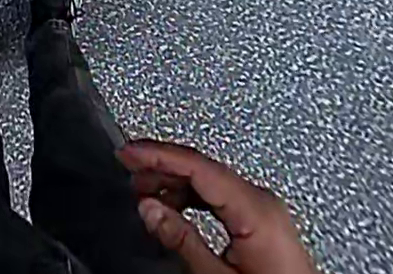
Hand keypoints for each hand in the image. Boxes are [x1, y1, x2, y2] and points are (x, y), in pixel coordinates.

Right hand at [119, 140, 318, 273]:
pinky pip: (220, 195)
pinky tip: (172, 206)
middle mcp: (262, 200)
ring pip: (209, 179)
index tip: (128, 152)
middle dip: (161, 165)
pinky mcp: (263, 222)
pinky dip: (192, 196)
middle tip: (128, 167)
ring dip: (173, 181)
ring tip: (143, 190)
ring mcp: (264, 210)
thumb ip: (182, 240)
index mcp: (255, 207)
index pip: (196, 163)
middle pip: (201, 167)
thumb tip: (148, 206)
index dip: (157, 153)